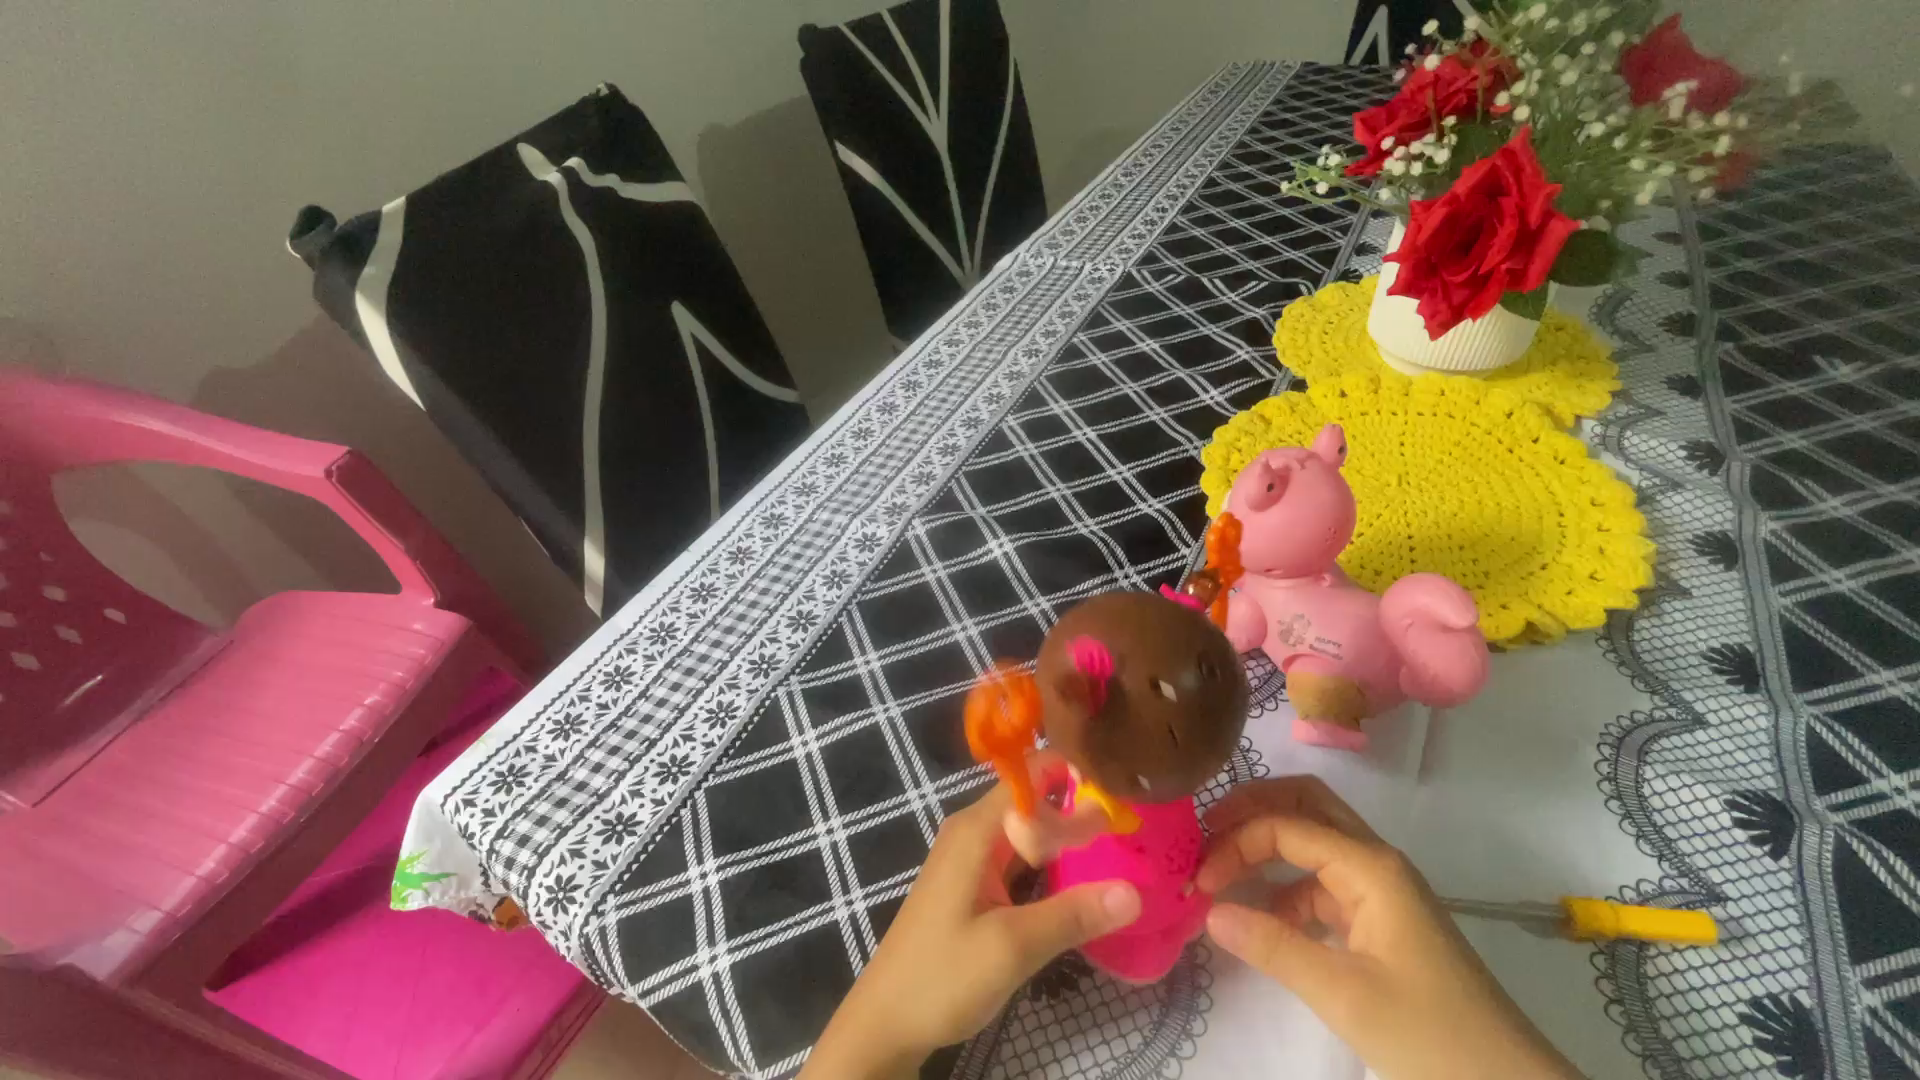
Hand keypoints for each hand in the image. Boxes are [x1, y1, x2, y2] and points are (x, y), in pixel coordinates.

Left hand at [800, 761, 1140, 1078]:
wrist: (886, 1022)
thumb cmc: (942, 976)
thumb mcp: (1013, 947)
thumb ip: (1073, 915)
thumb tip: (1136, 891)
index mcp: (976, 830)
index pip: (1029, 774)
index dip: (1073, 773)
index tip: (1120, 790)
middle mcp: (974, 832)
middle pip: (1033, 800)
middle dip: (1079, 807)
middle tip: (1131, 825)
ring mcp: (973, 859)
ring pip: (1029, 832)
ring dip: (1069, 837)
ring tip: (1122, 843)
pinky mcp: (976, 885)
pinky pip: (1020, 859)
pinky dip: (1052, 863)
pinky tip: (1086, 876)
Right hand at [1197, 777, 1581, 1079]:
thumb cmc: (1433, 1037)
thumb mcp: (1343, 994)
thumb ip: (1273, 946)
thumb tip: (1210, 911)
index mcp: (1371, 867)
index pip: (1287, 825)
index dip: (1237, 843)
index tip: (1200, 881)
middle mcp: (1376, 864)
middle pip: (1306, 805)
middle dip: (1252, 809)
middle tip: (1206, 832)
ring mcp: (1381, 892)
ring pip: (1314, 842)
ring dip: (1267, 846)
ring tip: (1222, 872)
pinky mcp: (1381, 922)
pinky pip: (1323, 884)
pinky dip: (1286, 888)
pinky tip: (1264, 920)